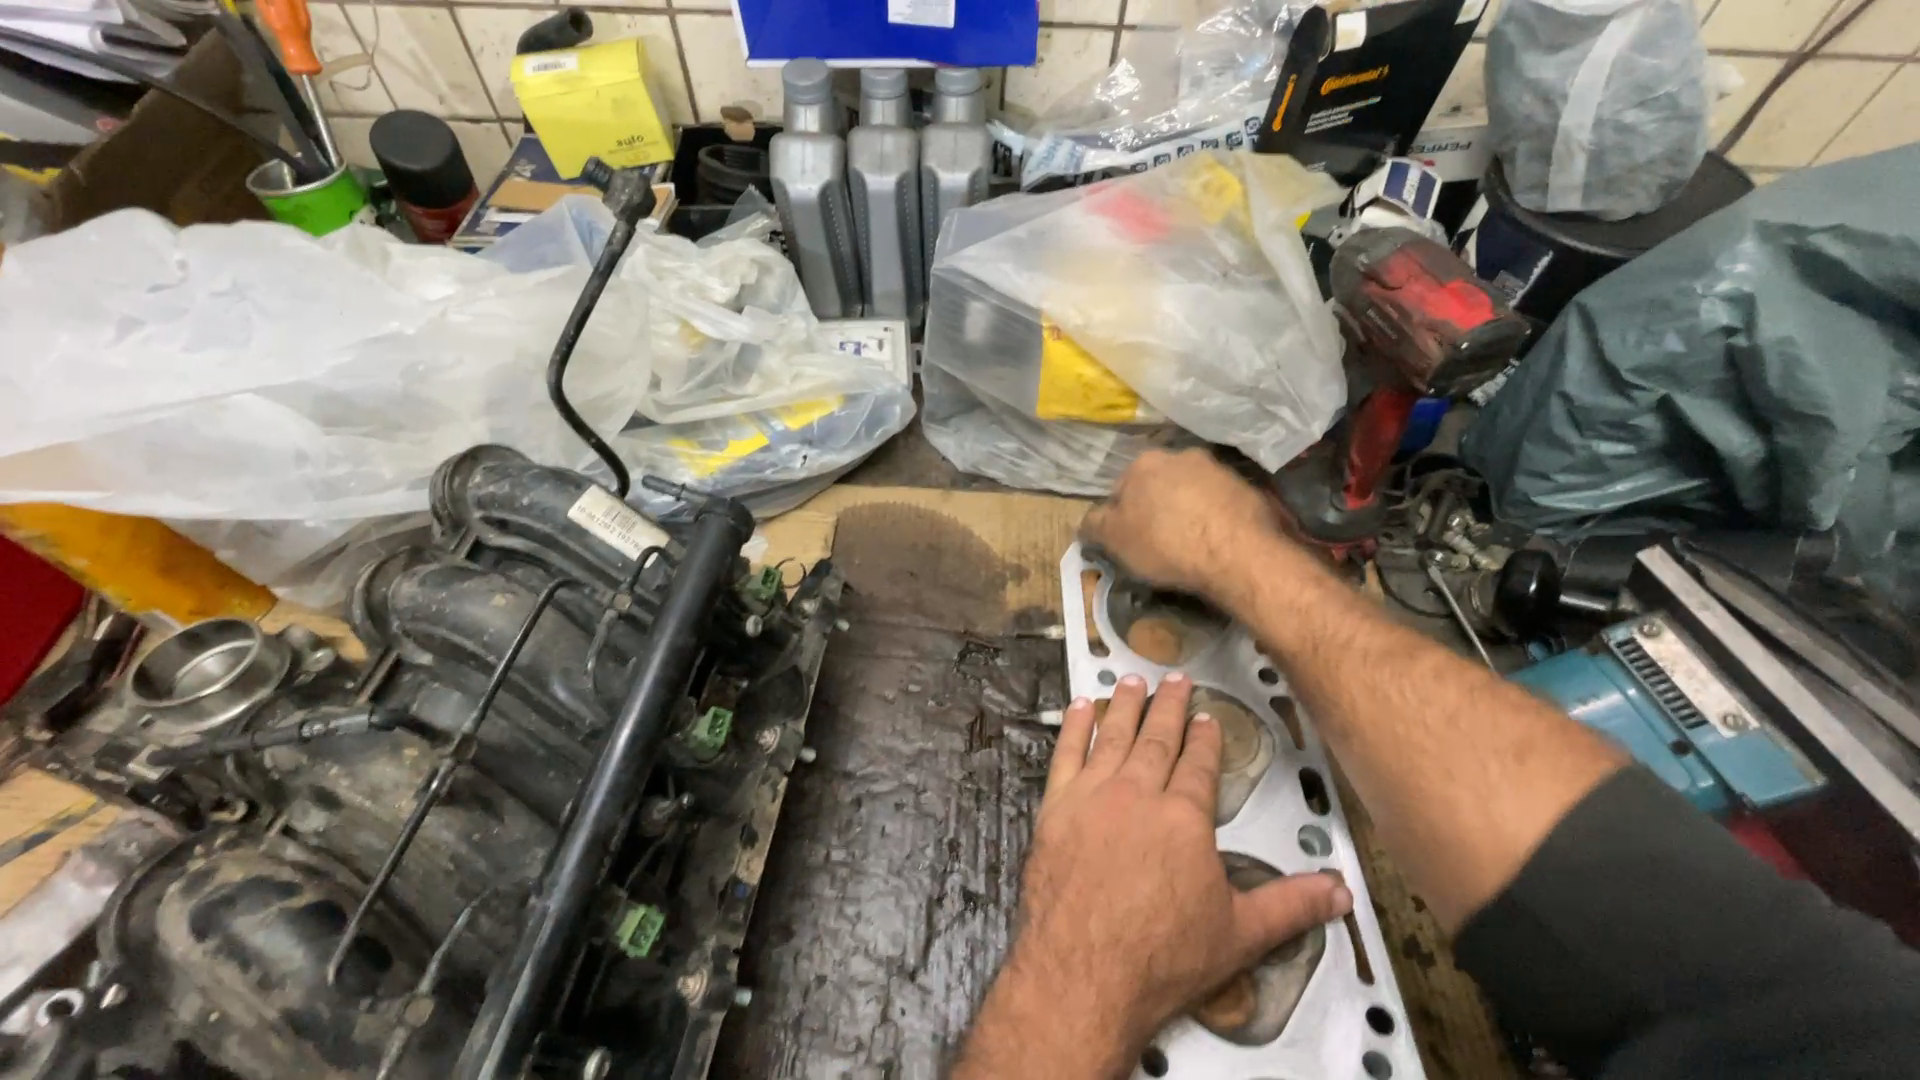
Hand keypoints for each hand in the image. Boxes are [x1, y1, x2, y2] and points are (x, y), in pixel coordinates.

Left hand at [1014, 673, 1351, 1051]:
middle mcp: (1139, 794)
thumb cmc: (1164, 957)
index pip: (1199, 766)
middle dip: (1169, 708)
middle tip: (1176, 679)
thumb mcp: (1241, 934)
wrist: (1083, 972)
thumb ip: (1291, 905)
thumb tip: (1344, 892)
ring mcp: (1093, 797)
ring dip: (1124, 706)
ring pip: (1113, 737)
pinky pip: (1065, 755)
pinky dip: (1072, 727)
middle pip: (1157, 740)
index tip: (1208, 717)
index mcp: (1184, 818)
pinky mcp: (1055, 808)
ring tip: (1132, 681)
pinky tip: (1077, 706)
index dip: (1206, 739)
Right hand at [1080, 449, 1307, 609]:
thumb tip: (1087, 520)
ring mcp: (1218, 469)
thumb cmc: (1165, 543)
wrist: (1236, 553)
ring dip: (1187, 510)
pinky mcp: (1246, 487)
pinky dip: (1215, 518)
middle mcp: (1180, 455)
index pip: (1121, 489)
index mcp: (1144, 463)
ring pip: (1191, 491)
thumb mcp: (1115, 540)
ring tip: (1190, 545)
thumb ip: (1094, 525)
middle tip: (1158, 543)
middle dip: (1156, 508)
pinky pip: (1220, 503)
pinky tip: (1215, 543)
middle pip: (1158, 485)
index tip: (1129, 541)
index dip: (1121, 518)